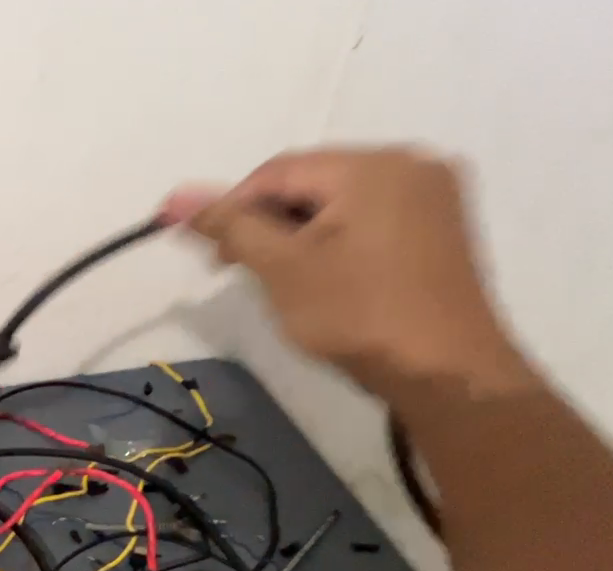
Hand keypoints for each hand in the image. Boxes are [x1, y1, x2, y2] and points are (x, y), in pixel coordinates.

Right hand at [163, 147, 529, 398]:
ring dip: (291, 232)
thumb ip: (229, 226)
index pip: (277, 171)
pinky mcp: (437, 224)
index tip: (209, 255)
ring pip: (334, 200)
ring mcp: (431, 192)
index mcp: (373, 166)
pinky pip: (364, 215)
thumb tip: (174, 197)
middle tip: (233, 268)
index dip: (230, 208)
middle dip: (262, 221)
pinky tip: (313, 274)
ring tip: (272, 276)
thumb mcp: (280, 267)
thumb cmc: (354, 312)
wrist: (438, 364)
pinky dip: (326, 238)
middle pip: (308, 180)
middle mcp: (411, 163)